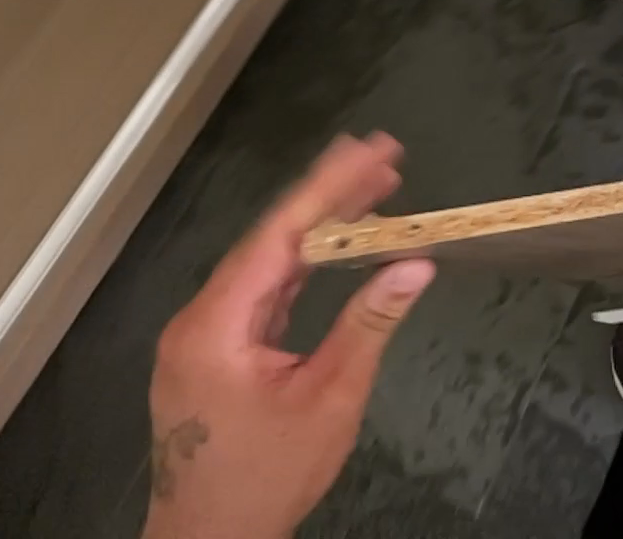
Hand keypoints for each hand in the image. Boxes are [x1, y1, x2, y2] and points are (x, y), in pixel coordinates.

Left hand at [143, 134, 435, 538]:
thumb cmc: (268, 472)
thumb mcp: (330, 397)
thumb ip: (370, 324)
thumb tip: (417, 264)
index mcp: (217, 326)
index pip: (280, 237)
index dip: (328, 188)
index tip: (371, 150)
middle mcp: (205, 317)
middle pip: (274, 238)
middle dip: (330, 192)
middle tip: (383, 152)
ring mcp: (211, 331)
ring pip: (274, 258)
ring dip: (325, 220)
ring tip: (376, 183)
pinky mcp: (225, 344)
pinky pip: (273, 284)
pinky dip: (312, 255)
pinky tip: (345, 238)